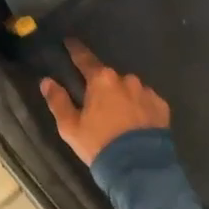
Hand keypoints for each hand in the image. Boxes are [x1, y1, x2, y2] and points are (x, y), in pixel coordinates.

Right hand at [39, 40, 170, 164]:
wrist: (139, 167)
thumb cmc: (99, 144)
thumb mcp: (70, 127)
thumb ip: (58, 101)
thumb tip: (46, 81)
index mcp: (102, 80)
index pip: (85, 59)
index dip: (76, 51)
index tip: (70, 42)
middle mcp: (126, 79)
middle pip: (109, 78)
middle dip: (103, 87)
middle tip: (97, 105)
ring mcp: (147, 92)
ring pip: (129, 89)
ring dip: (122, 98)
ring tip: (119, 119)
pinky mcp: (162, 107)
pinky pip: (146, 101)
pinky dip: (139, 108)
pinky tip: (135, 124)